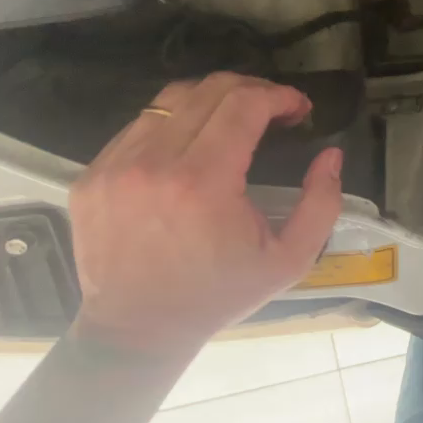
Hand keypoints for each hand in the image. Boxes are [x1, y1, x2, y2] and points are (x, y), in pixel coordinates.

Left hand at [67, 72, 343, 355]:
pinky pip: (141, 124)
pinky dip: (177, 121)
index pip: (245, 104)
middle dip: (253, 90)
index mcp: (203, 183)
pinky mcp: (91, 178)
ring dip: (214, 100)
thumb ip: (322, 203)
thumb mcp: (291, 258)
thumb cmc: (219, 294)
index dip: (281, 95)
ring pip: (172, 98)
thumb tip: (331, 156)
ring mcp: (114, 169)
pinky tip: (195, 143)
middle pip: (209, 89)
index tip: (298, 110)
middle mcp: (153, 166)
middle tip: (274, 111)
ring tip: (235, 120)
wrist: (136, 332)